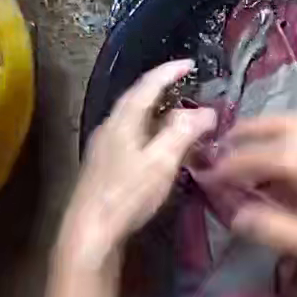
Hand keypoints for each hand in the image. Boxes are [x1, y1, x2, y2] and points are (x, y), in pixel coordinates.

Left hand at [59, 59, 216, 268]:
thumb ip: (183, 133)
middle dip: (163, 90)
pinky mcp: (104, 166)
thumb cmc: (126, 194)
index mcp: (122, 120)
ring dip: (157, 113)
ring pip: (133, 119)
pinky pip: (131, 136)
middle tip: (187, 87)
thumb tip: (206, 111)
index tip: (190, 63)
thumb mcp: (161, 162)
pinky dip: (150, 132)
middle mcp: (109, 127)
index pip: (147, 85)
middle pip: (137, 99)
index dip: (169, 71)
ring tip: (179, 115)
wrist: (89, 232)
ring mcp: (103, 147)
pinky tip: (159, 146)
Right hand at [208, 115, 296, 282]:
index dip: (229, 164)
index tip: (208, 174)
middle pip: (275, 125)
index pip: (257, 155)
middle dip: (246, 133)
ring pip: (295, 122)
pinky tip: (290, 145)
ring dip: (267, 128)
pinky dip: (291, 130)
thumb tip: (236, 214)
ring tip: (248, 140)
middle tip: (222, 144)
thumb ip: (273, 227)